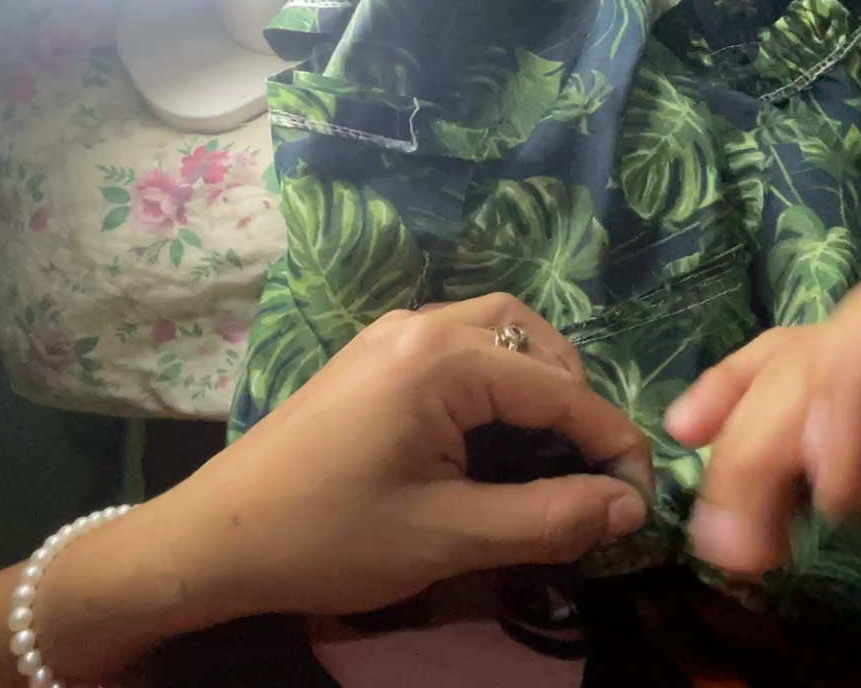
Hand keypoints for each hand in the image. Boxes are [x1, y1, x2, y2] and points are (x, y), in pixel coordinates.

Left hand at [154, 294, 653, 619]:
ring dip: (531, 375)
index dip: (610, 439)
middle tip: (586, 461)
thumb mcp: (448, 537)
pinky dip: (491, 373)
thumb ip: (547, 519)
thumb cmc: (330, 536)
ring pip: (490, 327)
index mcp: (439, 359)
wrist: (217, 536)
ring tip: (547, 442)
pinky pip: (453, 340)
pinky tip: (488, 426)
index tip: (643, 494)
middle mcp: (418, 323)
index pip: (555, 386)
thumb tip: (628, 506)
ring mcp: (390, 330)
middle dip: (570, 391)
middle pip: (526, 331)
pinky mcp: (372, 350)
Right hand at [665, 246, 860, 675]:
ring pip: (821, 343)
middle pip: (856, 331)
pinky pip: (816, 359)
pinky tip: (699, 424)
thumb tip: (813, 446)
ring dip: (753, 422)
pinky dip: (753, 395)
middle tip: (733, 531)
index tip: (831, 488)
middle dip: (781, 425)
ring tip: (718, 513)